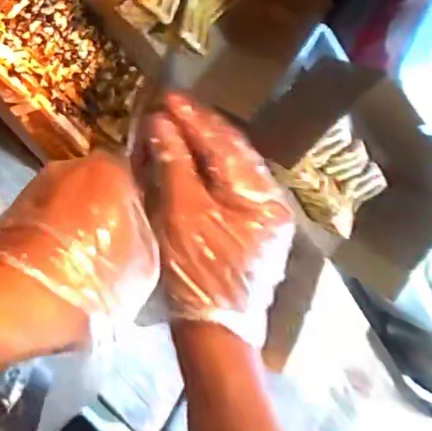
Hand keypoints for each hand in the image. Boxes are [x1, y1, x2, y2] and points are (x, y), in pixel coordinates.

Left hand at [0, 152, 160, 354]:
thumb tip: (140, 221)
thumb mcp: (145, 263)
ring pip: (69, 199)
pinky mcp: (12, 206)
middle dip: (107, 209)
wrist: (16, 294)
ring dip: (78, 221)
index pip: (135, 173)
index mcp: (108, 168)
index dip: (142, 200)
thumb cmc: (93, 278)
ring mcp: (36, 183)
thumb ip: (146, 229)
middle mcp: (69, 164)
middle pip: (98, 183)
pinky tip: (59, 263)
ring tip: (86, 262)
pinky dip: (53, 233)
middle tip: (118, 247)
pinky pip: (45, 216)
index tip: (147, 226)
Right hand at [140, 92, 294, 346]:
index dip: (193, 118)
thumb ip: (174, 162)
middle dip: (199, 126)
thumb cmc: (198, 271)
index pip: (224, 144)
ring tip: (175, 124)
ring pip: (230, 166)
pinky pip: (227, 184)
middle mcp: (270, 202)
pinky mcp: (248, 229)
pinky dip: (205, 166)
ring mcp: (262, 217)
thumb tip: (160, 121)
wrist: (215, 332)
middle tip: (169, 105)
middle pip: (232, 151)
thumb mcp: (182, 212)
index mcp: (261, 197)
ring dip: (201, 144)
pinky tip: (186, 156)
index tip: (167, 97)